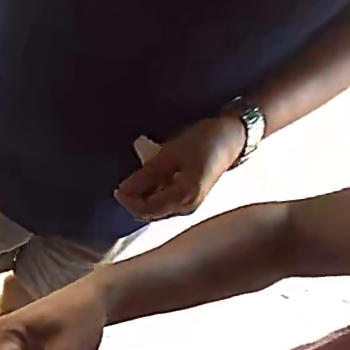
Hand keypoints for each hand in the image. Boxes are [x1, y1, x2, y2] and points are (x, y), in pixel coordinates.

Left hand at [114, 116, 245, 220]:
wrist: (231, 136)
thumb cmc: (202, 140)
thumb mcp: (169, 155)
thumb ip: (145, 175)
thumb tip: (122, 190)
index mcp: (183, 197)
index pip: (146, 210)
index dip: (128, 201)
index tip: (118, 188)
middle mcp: (186, 208)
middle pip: (149, 213)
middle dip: (134, 200)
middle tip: (126, 183)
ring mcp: (188, 206)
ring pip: (156, 209)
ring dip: (143, 196)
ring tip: (138, 179)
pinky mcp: (189, 200)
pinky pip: (164, 202)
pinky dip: (153, 193)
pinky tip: (152, 179)